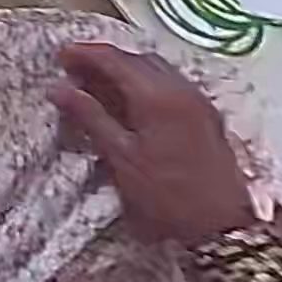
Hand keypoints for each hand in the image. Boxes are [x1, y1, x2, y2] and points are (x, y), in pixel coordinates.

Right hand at [52, 43, 253, 243]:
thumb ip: (89, 116)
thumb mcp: (119, 156)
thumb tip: (59, 89)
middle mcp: (179, 88)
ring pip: (154, 68)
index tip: (61, 56)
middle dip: (103, 60)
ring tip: (96, 83)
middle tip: (74, 71)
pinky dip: (143, 81)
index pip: (115, 59)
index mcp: (156, 95)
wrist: (222, 227)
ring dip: (124, 68)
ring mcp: (196, 99)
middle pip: (135, 58)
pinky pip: (169, 82)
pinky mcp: (205, 113)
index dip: (85, 54)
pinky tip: (129, 99)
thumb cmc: (165, 193)